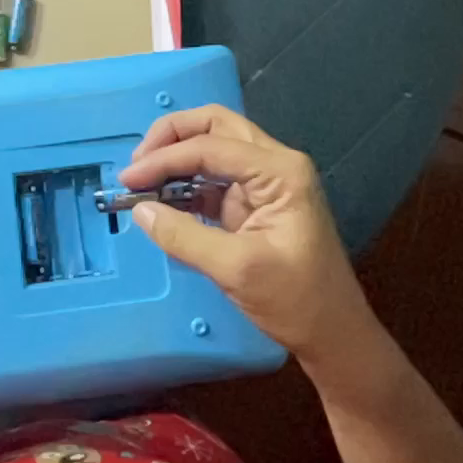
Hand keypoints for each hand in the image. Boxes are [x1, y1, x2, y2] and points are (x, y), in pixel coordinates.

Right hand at [121, 106, 377, 368]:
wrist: (335, 336)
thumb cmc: (296, 301)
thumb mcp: (236, 269)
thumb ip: (183, 236)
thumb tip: (139, 210)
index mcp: (280, 171)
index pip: (210, 146)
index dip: (164, 158)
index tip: (127, 180)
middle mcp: (274, 164)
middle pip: (215, 126)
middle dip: (171, 137)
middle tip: (137, 163)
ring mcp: (265, 182)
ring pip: (214, 146)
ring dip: (176, 158)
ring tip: (142, 181)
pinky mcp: (254, 203)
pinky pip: (213, 178)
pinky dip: (184, 183)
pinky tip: (160, 200)